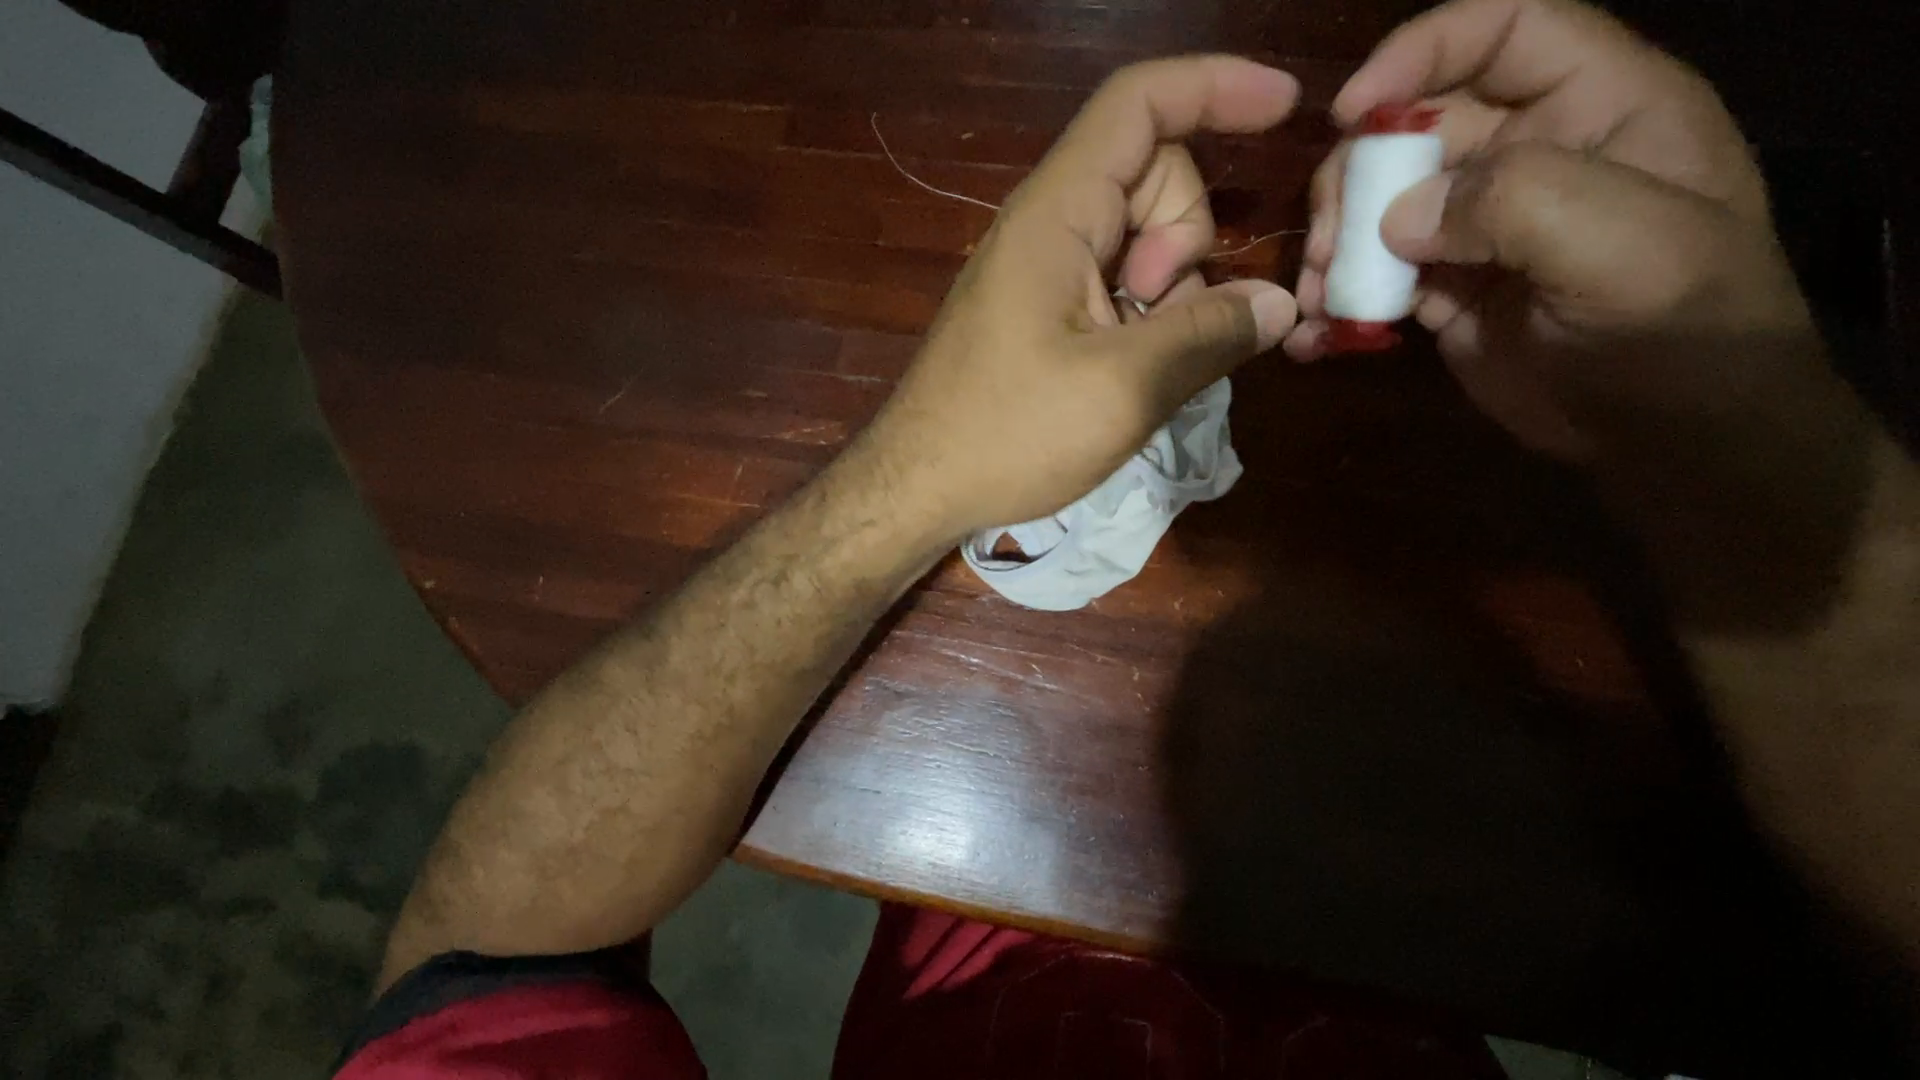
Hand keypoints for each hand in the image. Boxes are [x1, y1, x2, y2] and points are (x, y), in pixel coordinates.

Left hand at [853, 57, 1300, 539]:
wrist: (919, 488)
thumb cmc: (1008, 435)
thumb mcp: (1122, 389)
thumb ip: (1208, 335)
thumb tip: (1277, 304)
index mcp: (1055, 215)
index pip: (1138, 105)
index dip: (1215, 86)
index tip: (1287, 106)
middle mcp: (1047, 228)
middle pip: (1153, 177)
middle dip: (1185, 238)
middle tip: (1154, 317)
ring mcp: (1041, 272)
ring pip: (1141, 240)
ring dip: (1168, 292)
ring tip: (1137, 362)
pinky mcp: (1041, 314)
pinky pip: (1115, 286)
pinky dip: (1144, 318)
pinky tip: (1130, 374)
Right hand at [1286, 0, 1813, 459]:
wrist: (1668, 437)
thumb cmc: (1680, 331)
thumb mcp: (1628, 248)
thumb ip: (1519, 202)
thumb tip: (1399, 217)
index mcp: (1598, 106)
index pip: (1503, 30)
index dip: (1422, 52)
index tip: (1351, 111)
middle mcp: (1531, 153)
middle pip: (1415, 126)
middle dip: (1354, 180)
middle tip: (1327, 246)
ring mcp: (1480, 228)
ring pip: (1379, 205)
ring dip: (1334, 249)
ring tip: (1318, 301)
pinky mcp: (1444, 289)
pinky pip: (1373, 279)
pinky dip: (1336, 305)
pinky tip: (1315, 337)